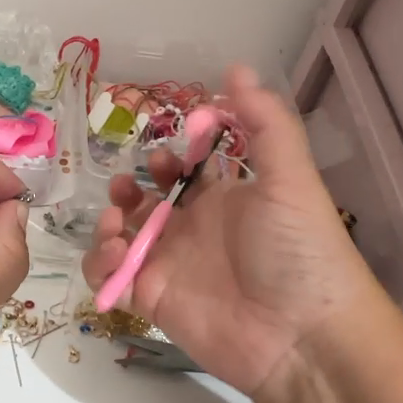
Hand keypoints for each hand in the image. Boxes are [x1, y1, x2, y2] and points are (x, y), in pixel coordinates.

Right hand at [83, 65, 387, 402]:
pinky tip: (115, 258)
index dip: (168, 157)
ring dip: (109, 225)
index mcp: (224, 199)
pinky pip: (111, 278)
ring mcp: (169, 266)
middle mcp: (193, 230)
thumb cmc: (300, 251)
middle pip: (145, 203)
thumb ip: (264, 123)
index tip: (163, 154)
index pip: (185, 171)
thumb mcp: (290, 179)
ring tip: (119, 226)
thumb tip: (235, 67)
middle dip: (128, 190)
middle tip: (128, 189)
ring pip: (121, 238)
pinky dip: (101, 265)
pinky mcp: (150, 300)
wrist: (300, 335)